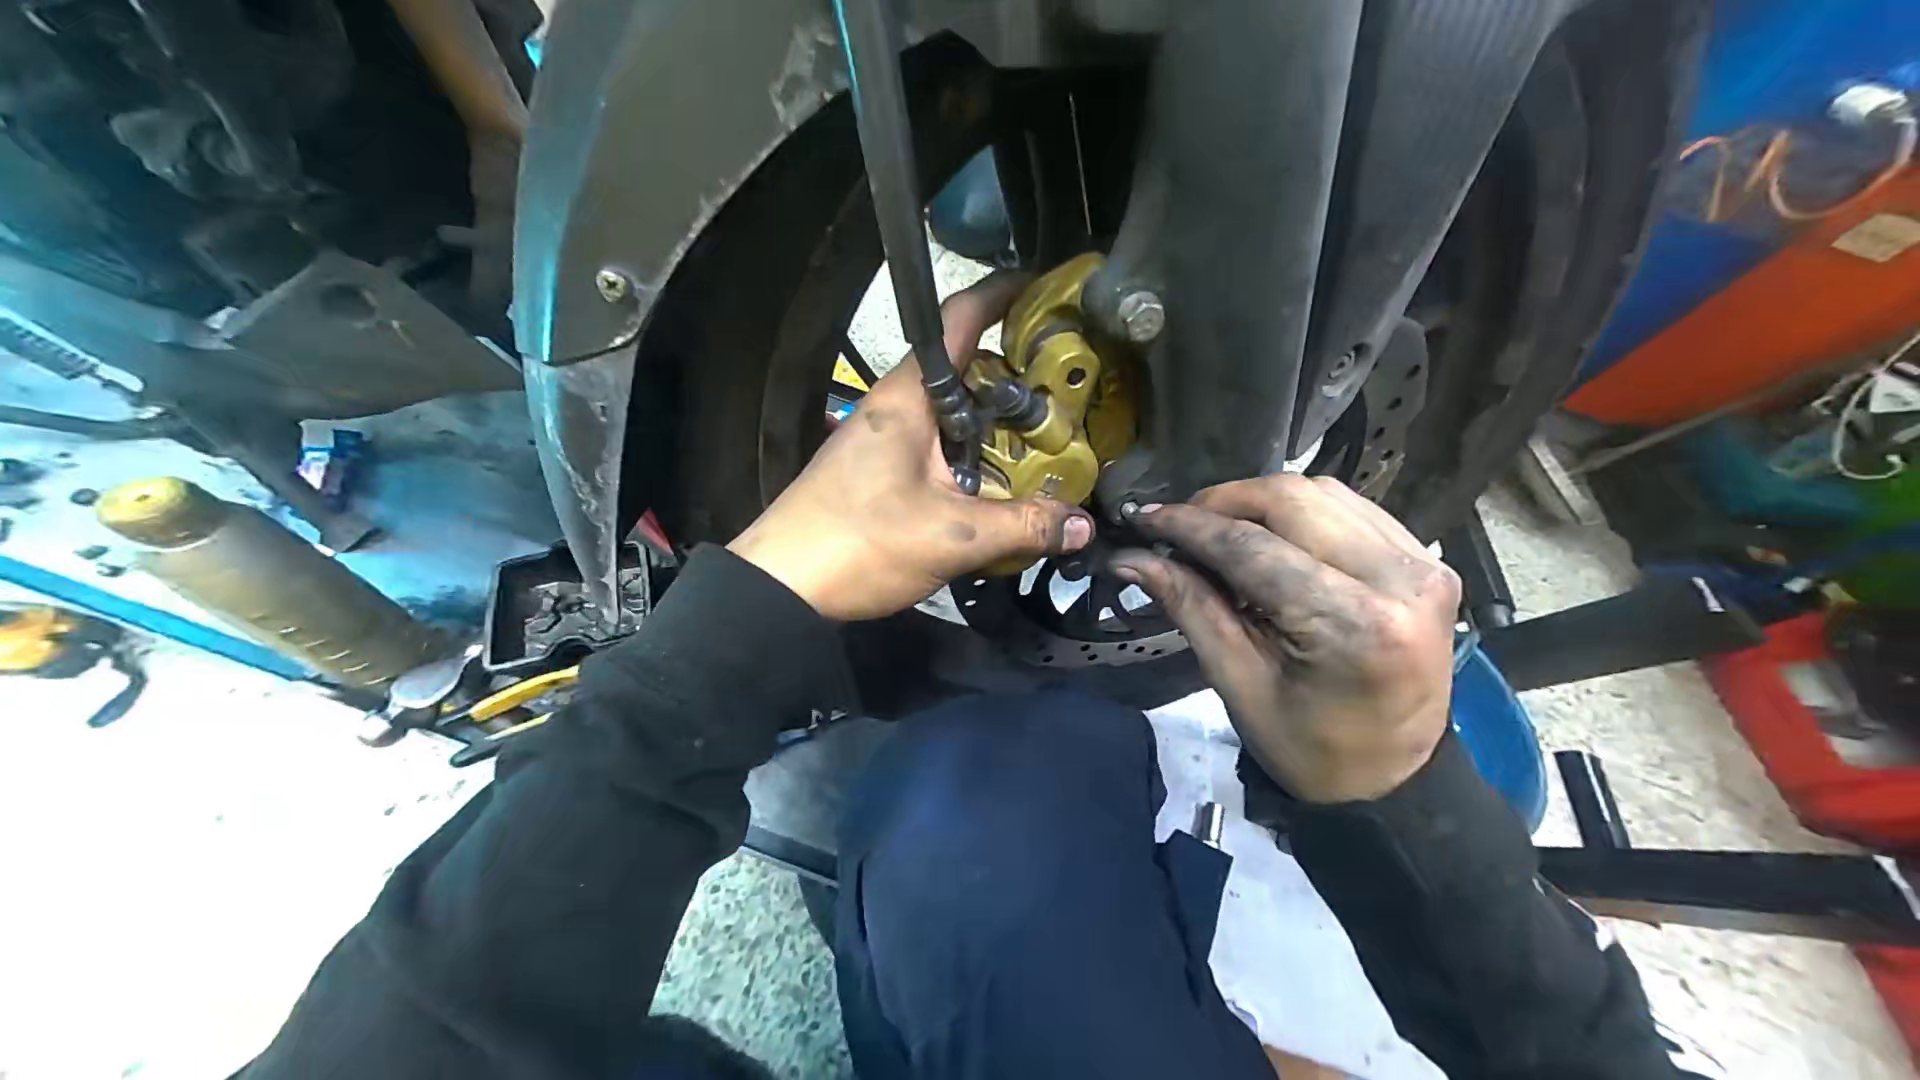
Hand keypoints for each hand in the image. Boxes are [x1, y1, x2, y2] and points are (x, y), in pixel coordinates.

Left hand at [728, 273, 1094, 620]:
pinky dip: (973, 453)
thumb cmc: (858, 545)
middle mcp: (895, 407)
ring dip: (996, 419)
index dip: (1003, 295)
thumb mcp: (951, 537)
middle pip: (964, 368)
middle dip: (1016, 372)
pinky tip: (1000, 481)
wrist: (782, 586)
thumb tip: (1080, 526)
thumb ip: (1020, 527)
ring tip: (1048, 436)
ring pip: (952, 411)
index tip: (1046, 292)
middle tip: (1068, 387)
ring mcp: (885, 438)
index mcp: (908, 399)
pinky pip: (938, 445)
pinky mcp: (881, 470)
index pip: (957, 319)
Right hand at [1109, 475, 1459, 802]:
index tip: (1142, 517)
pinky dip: (1296, 511)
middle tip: (1177, 527)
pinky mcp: (1427, 560)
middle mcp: (1400, 579)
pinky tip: (1268, 537)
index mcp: (1353, 624)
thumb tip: (1130, 557)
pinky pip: (1348, 507)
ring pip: (1320, 492)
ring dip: (1256, 502)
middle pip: (1291, 499)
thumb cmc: (1308, 747)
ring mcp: (1423, 563)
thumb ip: (1188, 605)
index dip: (1188, 526)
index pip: (1251, 547)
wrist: (1392, 780)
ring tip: (1217, 533)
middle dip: (1221, 503)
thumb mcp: (1237, 682)